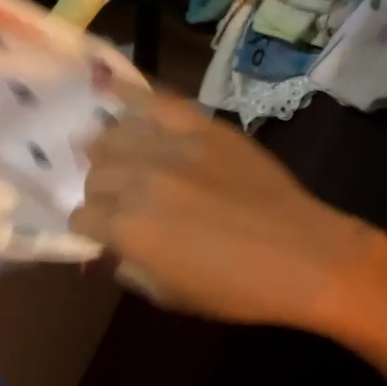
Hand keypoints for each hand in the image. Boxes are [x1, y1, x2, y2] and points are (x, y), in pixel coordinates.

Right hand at [70, 96, 378, 329]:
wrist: (305, 258)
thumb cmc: (234, 289)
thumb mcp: (167, 295)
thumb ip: (128, 268)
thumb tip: (110, 250)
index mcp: (128, 231)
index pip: (81, 218)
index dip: (88, 229)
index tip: (102, 234)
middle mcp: (140, 183)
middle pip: (94, 176)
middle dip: (98, 192)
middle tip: (117, 201)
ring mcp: (172, 149)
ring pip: (113, 137)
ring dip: (106, 151)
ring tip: (114, 157)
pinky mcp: (202, 128)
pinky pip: (155, 101)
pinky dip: (128, 95)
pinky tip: (109, 90)